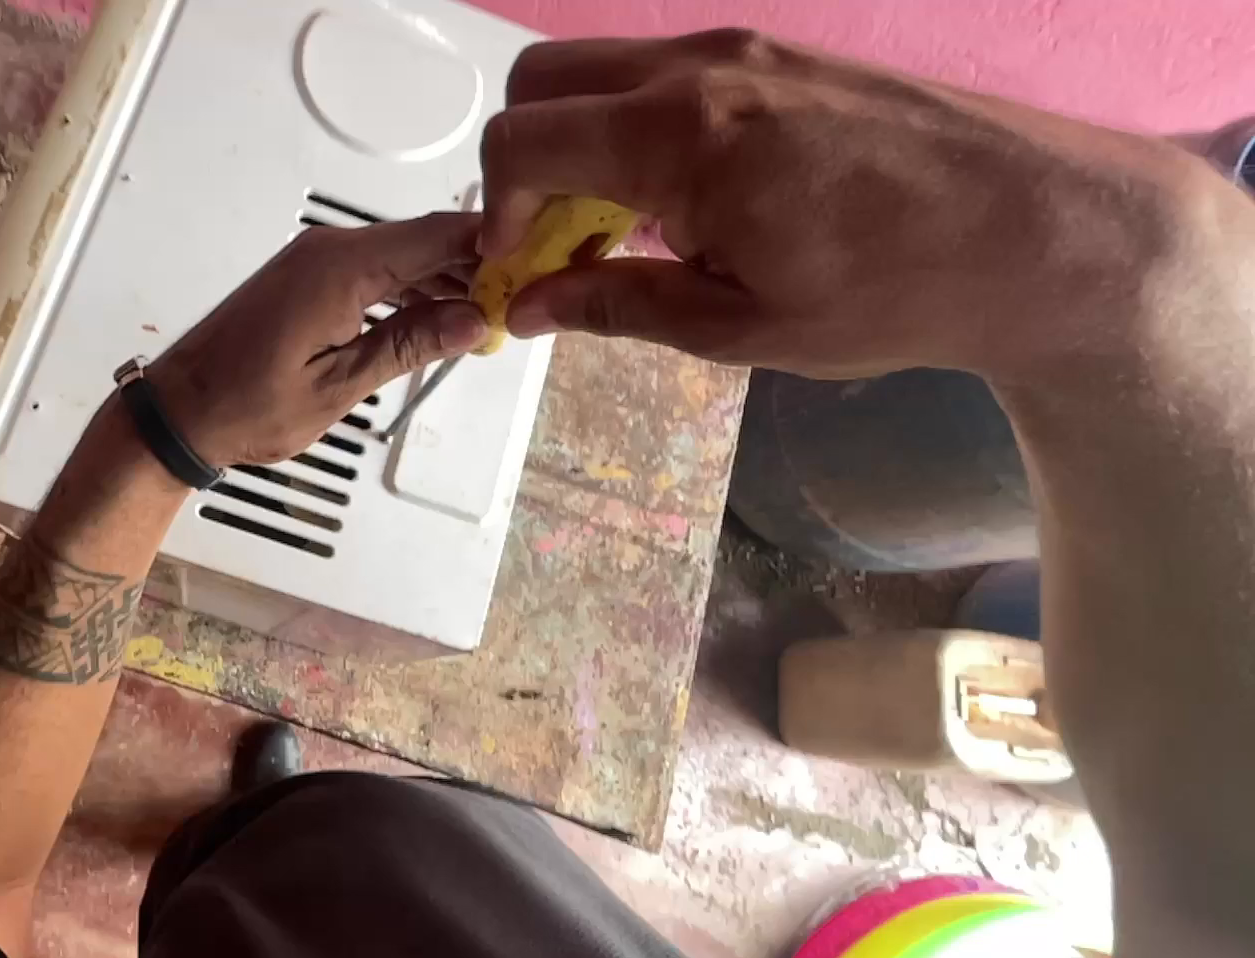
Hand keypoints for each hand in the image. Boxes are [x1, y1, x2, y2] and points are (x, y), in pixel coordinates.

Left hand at [146, 213, 486, 466]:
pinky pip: (372, 272)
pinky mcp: (305, 279)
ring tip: (480, 322)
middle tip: (513, 308)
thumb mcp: (338, 386)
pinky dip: (406, 292)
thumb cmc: (249, 408)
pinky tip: (430, 321)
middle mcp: (329, 250)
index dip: (491, 247)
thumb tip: (474, 319)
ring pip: (399, 256)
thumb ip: (407, 345)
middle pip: (422, 240)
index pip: (437, 235)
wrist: (180, 411)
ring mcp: (314, 261)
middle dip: (472, 269)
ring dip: (441, 282)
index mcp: (340, 269)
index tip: (532, 272)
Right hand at [478, 31, 1254, 379]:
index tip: (511, 264)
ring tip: (606, 229)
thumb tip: (525, 308)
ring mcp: (741, 53)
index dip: (491, 208)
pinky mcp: (772, 59)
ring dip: (570, 147)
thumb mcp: (728, 326)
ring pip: (596, 72)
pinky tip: (663, 201)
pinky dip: (622, 134)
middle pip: (541, 79)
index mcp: (680, 138)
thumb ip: (611, 304)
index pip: (521, 139)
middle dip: (518, 162)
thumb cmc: (884, 295)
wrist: (1044, 230)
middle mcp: (700, 70)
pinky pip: (654, 79)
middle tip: (546, 238)